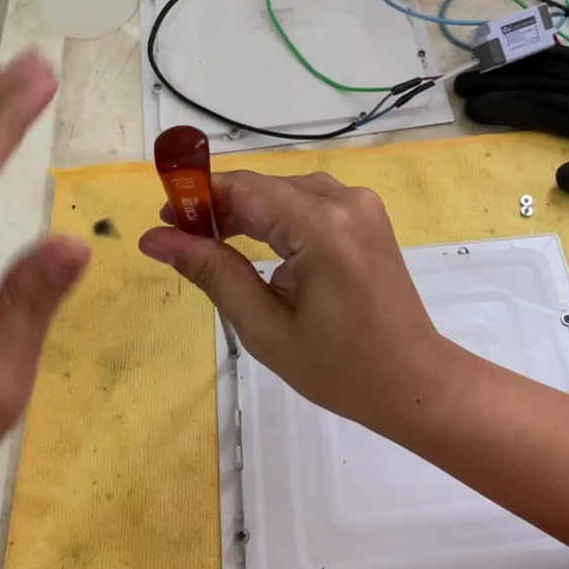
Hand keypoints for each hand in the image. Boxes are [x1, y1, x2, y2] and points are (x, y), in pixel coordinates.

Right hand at [137, 171, 457, 424]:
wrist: (412, 380)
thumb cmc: (338, 368)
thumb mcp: (264, 327)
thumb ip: (213, 273)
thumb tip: (156, 239)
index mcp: (323, 229)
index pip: (247, 189)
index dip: (200, 196)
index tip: (165, 217)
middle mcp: (347, 202)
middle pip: (267, 187)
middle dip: (222, 207)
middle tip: (182, 240)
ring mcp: (363, 206)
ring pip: (288, 191)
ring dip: (250, 212)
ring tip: (215, 246)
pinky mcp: (369, 217)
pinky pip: (312, 202)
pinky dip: (281, 218)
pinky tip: (260, 246)